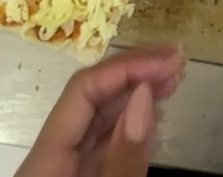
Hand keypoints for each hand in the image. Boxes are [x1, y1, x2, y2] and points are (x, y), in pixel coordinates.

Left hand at [15, 46, 185, 176]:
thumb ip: (123, 158)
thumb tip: (145, 93)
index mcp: (44, 160)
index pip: (82, 91)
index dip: (126, 67)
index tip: (168, 59)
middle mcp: (51, 158)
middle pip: (91, 100)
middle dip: (135, 74)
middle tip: (178, 58)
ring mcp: (65, 171)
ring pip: (100, 121)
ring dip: (138, 95)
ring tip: (174, 75)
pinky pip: (105, 144)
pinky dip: (133, 126)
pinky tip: (155, 111)